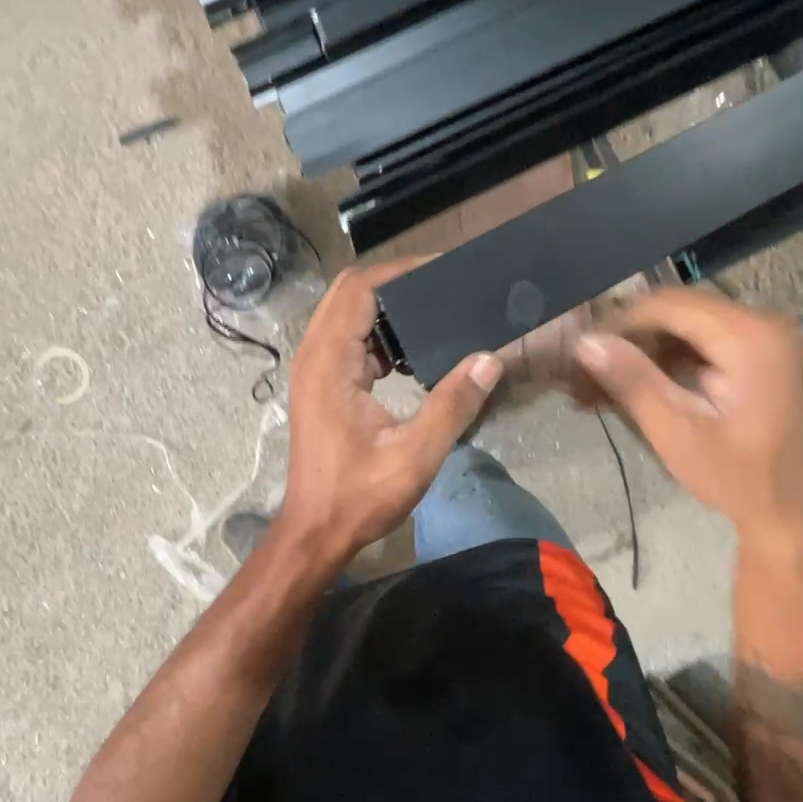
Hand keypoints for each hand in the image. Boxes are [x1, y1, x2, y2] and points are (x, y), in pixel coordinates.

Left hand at [282, 258, 502, 558]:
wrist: (316, 531)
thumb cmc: (359, 496)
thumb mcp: (415, 455)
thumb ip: (453, 404)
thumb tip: (489, 359)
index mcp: (330, 363)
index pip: (360, 290)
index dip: (401, 272)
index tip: (445, 270)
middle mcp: (314, 357)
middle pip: (349, 294)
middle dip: (395, 286)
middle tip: (444, 291)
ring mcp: (314, 372)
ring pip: (347, 317)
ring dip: (387, 313)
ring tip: (436, 320)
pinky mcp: (321, 388)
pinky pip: (348, 343)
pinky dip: (379, 339)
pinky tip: (414, 358)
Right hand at [572, 289, 802, 535]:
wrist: (785, 508)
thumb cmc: (733, 476)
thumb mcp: (674, 430)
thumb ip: (632, 379)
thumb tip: (585, 342)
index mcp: (749, 337)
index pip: (668, 305)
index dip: (619, 324)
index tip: (583, 354)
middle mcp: (763, 323)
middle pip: (677, 310)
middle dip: (630, 338)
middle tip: (588, 372)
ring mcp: (765, 336)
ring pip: (685, 323)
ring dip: (645, 348)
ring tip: (605, 382)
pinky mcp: (759, 351)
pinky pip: (702, 339)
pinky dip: (668, 357)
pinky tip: (638, 383)